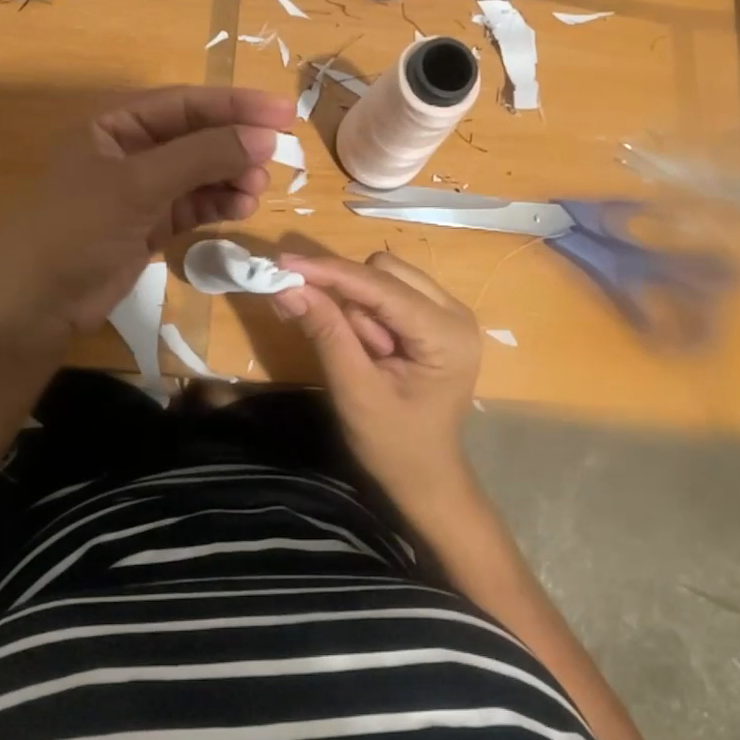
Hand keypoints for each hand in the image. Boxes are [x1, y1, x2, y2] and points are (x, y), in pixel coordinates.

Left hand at [0, 86, 293, 336]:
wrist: (38, 303)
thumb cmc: (78, 229)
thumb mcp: (139, 185)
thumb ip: (203, 156)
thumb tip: (264, 137)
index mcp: (114, 125)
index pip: (185, 103)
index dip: (235, 104)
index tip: (283, 112)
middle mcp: (129, 151)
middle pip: (196, 136)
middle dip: (236, 144)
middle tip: (278, 154)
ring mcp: (140, 191)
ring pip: (200, 173)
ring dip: (231, 177)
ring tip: (257, 189)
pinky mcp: (149, 226)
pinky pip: (194, 205)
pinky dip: (219, 205)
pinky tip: (242, 209)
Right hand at [271, 252, 482, 509]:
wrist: (426, 476)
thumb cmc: (393, 444)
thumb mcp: (354, 392)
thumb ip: (326, 334)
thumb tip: (288, 287)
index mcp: (446, 334)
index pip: (380, 285)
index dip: (330, 272)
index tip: (282, 264)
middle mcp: (456, 312)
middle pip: (385, 271)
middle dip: (351, 300)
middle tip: (348, 349)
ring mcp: (450, 312)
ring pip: (386, 277)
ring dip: (360, 309)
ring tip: (367, 356)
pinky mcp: (436, 318)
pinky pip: (391, 292)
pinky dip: (368, 312)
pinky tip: (371, 348)